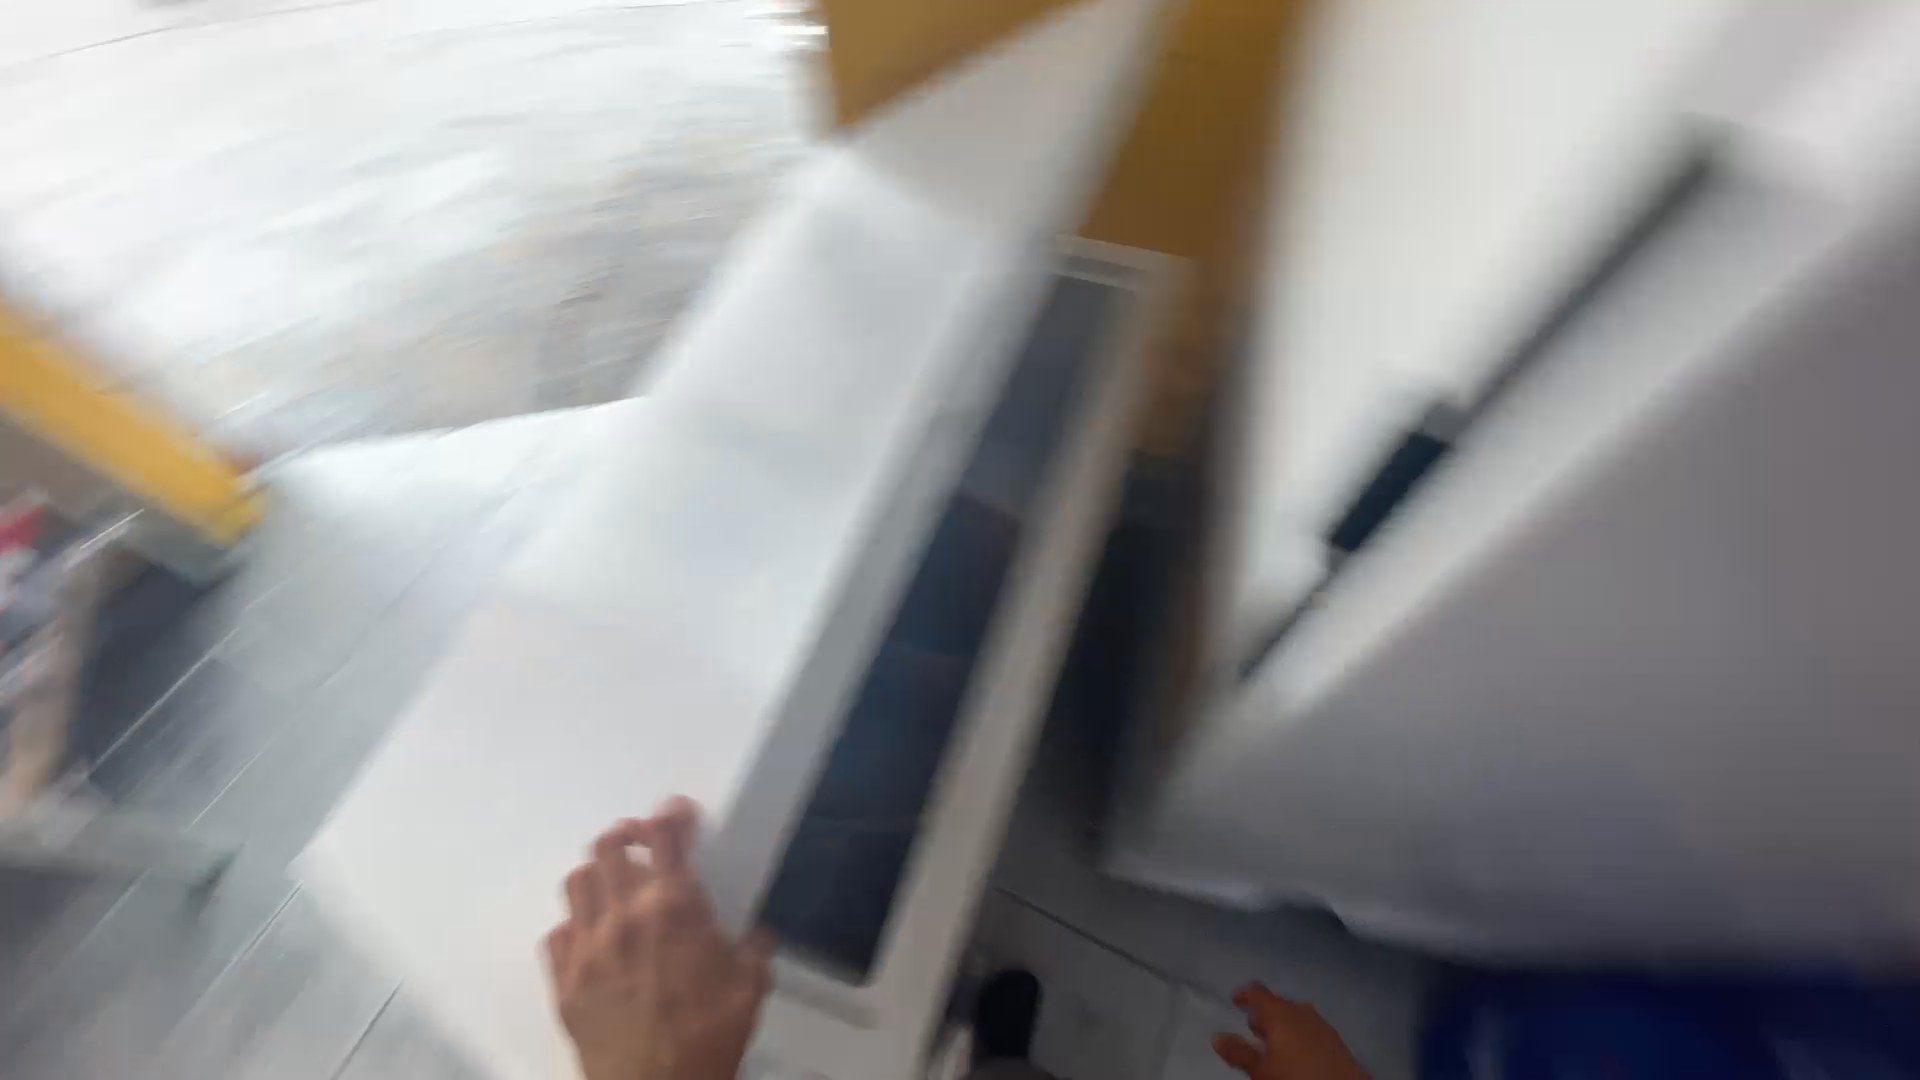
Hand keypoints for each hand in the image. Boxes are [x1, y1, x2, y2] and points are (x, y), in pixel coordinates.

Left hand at [545, 797, 773, 1079]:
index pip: (665, 836)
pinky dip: (574, 926)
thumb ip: (752, 945)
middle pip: (608, 846)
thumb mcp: (752, 980)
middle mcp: (626, 915)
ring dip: (598, 874)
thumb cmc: (712, 1032)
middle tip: (642, 844)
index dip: (670, 815)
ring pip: (577, 882)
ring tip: (615, 884)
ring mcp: (588, 948)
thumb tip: (756, 935)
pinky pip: (556, 935)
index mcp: (676, 906)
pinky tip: (593, 939)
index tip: (676, 811)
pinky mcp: (563, 983)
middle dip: (627, 835)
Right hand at [1212, 983, 1367, 1079]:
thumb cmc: (1296, 1078)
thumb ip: (1239, 1052)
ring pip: (1296, 1016)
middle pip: (1278, 1003)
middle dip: (1265, 1014)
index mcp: (1279, 1012)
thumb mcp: (1262, 1071)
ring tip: (1277, 1045)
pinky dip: (1301, 1034)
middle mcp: (1300, 1010)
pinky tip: (1301, 1053)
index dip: (1244, 994)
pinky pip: (1312, 1028)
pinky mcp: (1337, 1041)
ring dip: (1284, 1025)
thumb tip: (1217, 1036)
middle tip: (1255, 1030)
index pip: (1257, 991)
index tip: (1235, 1001)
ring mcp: (1321, 1024)